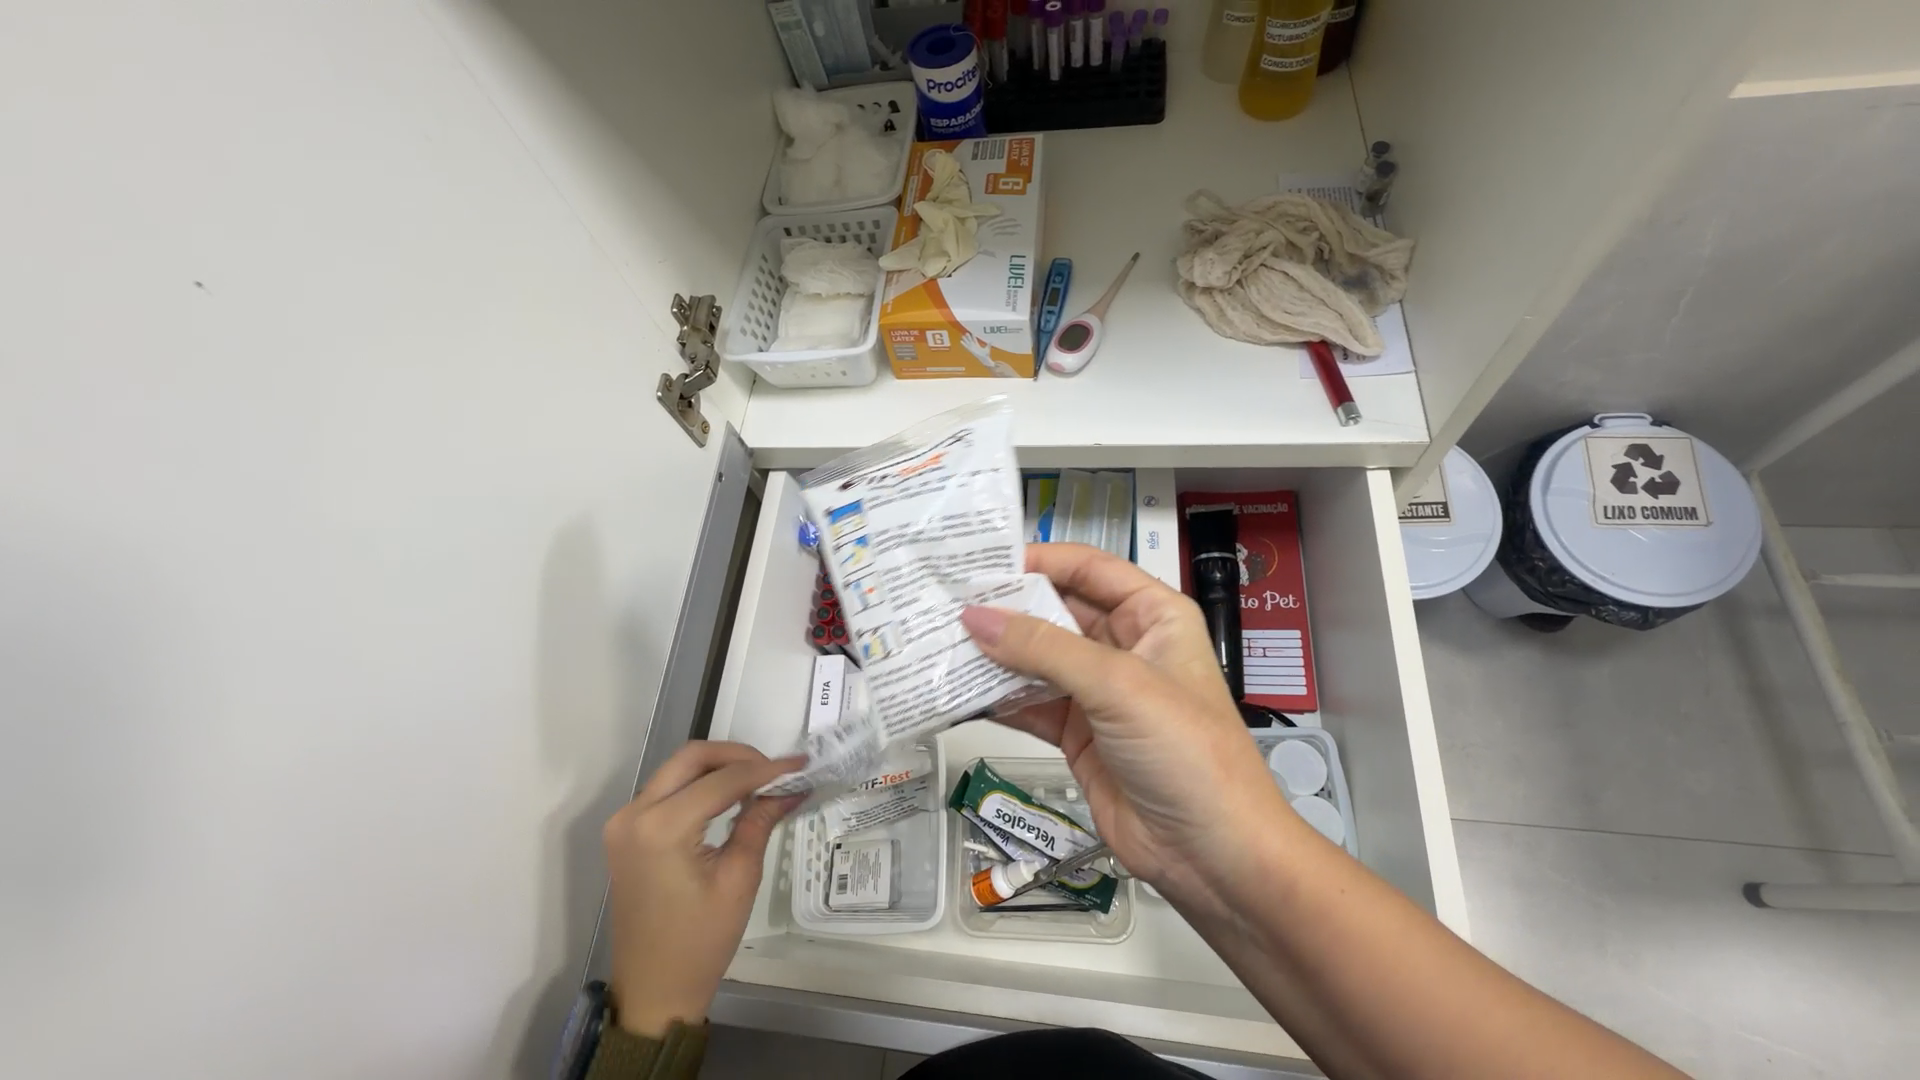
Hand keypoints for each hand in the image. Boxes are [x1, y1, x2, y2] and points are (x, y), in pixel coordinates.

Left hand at [602, 742, 803, 1035]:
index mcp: (662, 828)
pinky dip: (699, 785)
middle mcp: (634, 814)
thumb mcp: (740, 878)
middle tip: (775, 770)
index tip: (799, 766)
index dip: (765, 770)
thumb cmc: (700, 941)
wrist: (653, 989)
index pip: (723, 780)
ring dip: (718, 768)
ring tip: (759, 782)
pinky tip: (729, 797)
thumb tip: (790, 789)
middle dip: (738, 756)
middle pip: (692, 758)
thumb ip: (760, 821)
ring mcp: (624, 821)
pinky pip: (666, 790)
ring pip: (677, 769)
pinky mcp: (625, 832)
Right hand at [959, 544, 1289, 899]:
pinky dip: (997, 699)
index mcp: (1153, 616)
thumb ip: (1043, 649)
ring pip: (1037, 660)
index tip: (982, 563)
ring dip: (995, 655)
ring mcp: (1099, 693)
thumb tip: (974, 617)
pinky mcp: (1077, 734)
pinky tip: (959, 693)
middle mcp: (1125, 646)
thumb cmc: (1185, 751)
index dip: (1040, 561)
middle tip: (945, 602)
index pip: (1090, 569)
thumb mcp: (1117, 685)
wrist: (1212, 854)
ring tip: (940, 643)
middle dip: (1006, 609)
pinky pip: (1030, 704)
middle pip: (1057, 612)